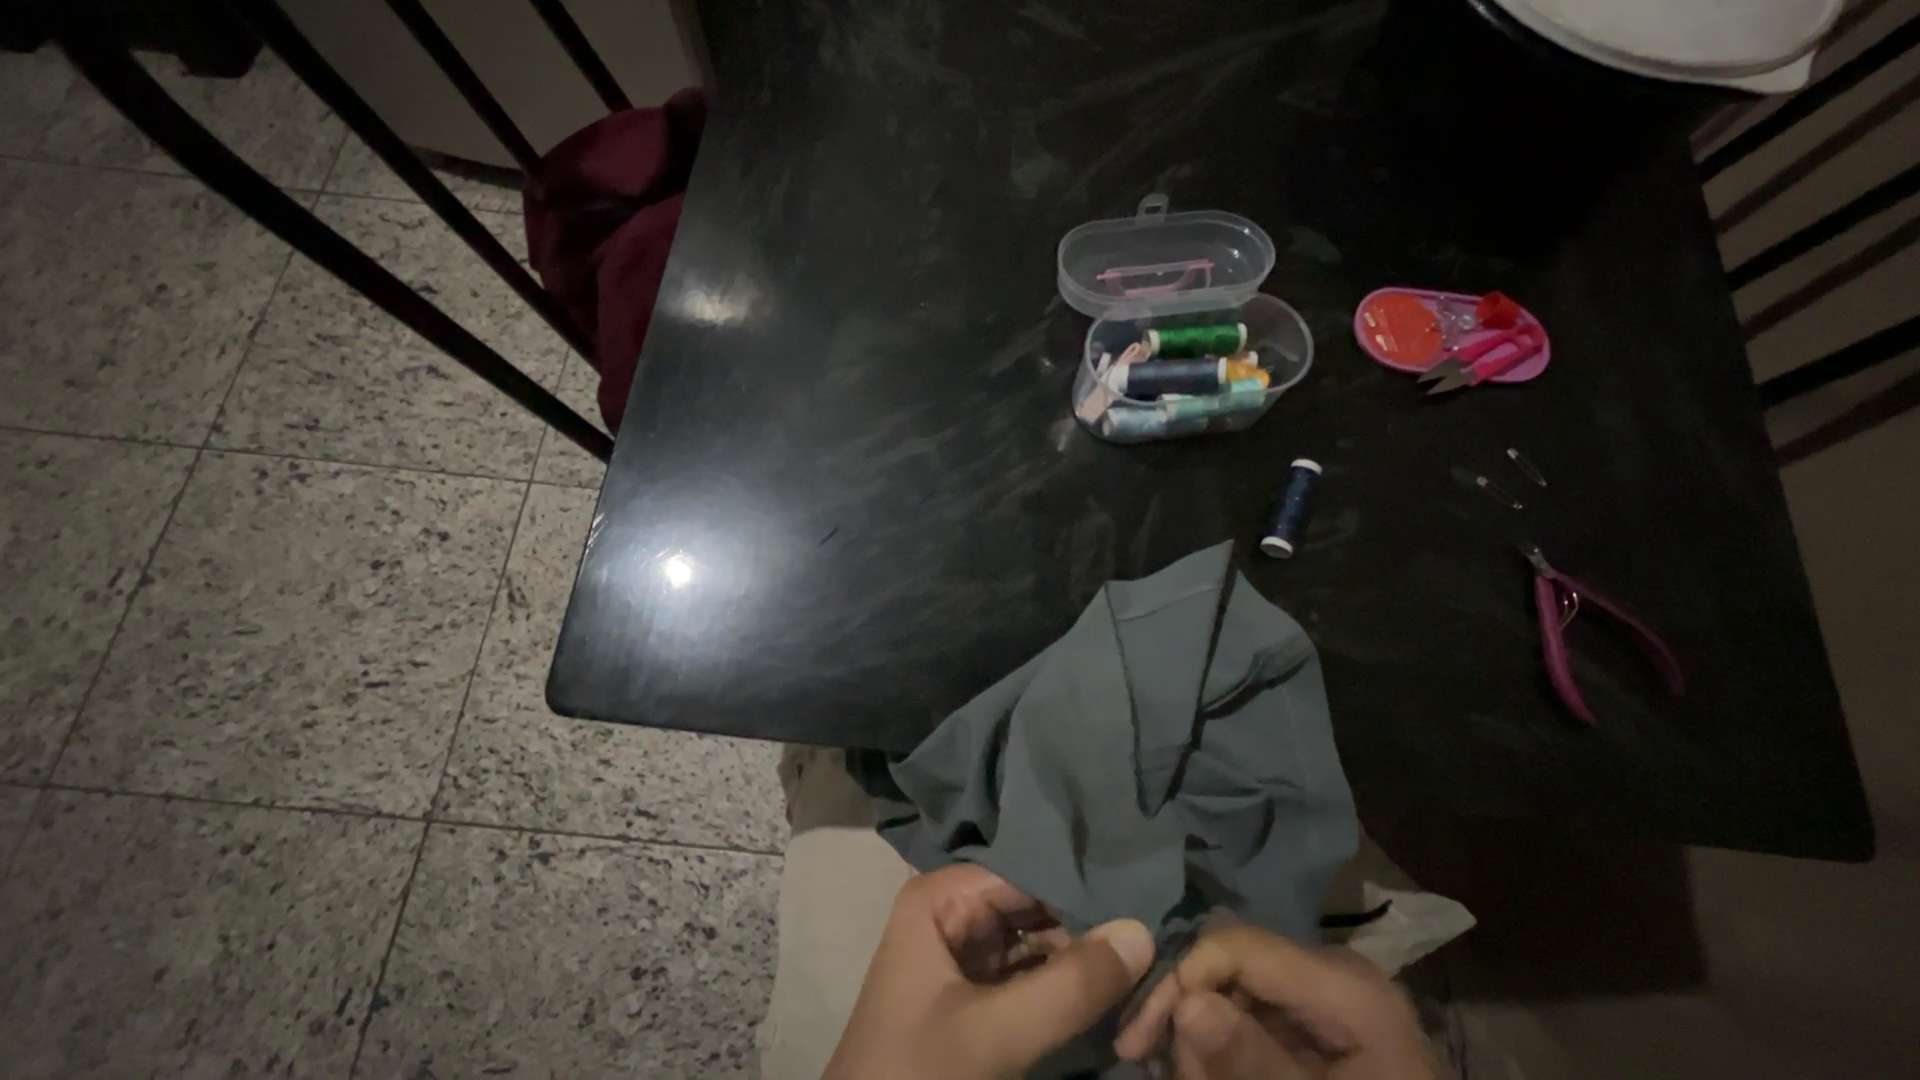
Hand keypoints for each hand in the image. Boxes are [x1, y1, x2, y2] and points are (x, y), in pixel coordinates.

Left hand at [823, 863, 1155, 1079]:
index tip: (1149, 891)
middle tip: (1160, 928)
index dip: (1088, 882)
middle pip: (1040, 905)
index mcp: (942, 898)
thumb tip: (1143, 931)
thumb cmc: (916, 1072)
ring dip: (1091, 955)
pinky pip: (1040, 976)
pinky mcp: (986, 997)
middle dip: (1094, 923)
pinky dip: (1075, 985)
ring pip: (1045, 941)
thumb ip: (1066, 986)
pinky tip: (1121, 984)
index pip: (1030, 870)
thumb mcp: (990, 1034)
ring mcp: (972, 955)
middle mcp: (957, 913)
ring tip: (1152, 951)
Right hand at [1113, 922, 1440, 1078]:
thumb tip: (1186, 1004)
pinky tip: (1214, 1070)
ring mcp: (1331, 997)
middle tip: (1154, 1067)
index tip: (1138, 1040)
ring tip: (1187, 1075)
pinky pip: (1259, 1015)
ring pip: (1238, 992)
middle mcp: (1334, 973)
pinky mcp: (1327, 1022)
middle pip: (1232, 966)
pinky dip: (1230, 1047)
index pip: (1236, 945)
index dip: (1181, 979)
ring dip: (1203, 1036)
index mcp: (1344, 984)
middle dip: (1188, 1016)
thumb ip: (1254, 1062)